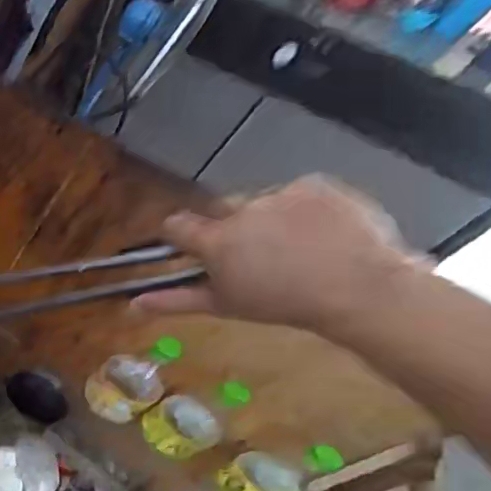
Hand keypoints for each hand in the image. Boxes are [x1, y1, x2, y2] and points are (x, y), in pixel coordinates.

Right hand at [138, 176, 430, 335]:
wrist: (357, 286)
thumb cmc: (280, 303)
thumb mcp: (223, 306)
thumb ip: (175, 300)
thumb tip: (133, 303)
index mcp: (217, 240)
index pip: (176, 225)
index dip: (176, 235)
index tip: (185, 248)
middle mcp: (243, 209)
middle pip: (220, 211)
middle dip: (227, 228)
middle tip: (249, 256)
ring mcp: (282, 194)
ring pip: (259, 203)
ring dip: (264, 220)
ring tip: (291, 248)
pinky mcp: (317, 184)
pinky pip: (296, 194)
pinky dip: (299, 210)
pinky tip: (316, 234)